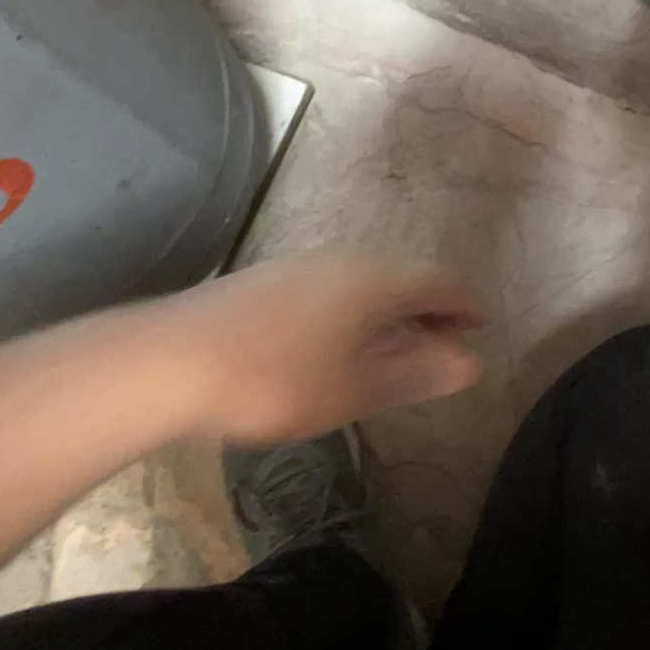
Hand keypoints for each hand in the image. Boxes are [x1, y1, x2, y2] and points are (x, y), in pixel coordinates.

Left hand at [74, 250, 485, 443]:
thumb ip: (416, 373)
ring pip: (366, 279)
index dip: (463, 304)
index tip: (480, 323)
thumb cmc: (277, 380)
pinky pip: (334, 285)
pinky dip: (357, 308)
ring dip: (392, 307)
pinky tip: (340, 339)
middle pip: (403, 275)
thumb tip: (470, 363)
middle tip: (444, 337)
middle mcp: (344, 260)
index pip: (438, 282)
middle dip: (430, 306)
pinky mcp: (269, 279)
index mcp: (375, 281)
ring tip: (397, 342)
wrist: (169, 361)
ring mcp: (302, 265)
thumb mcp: (356, 389)